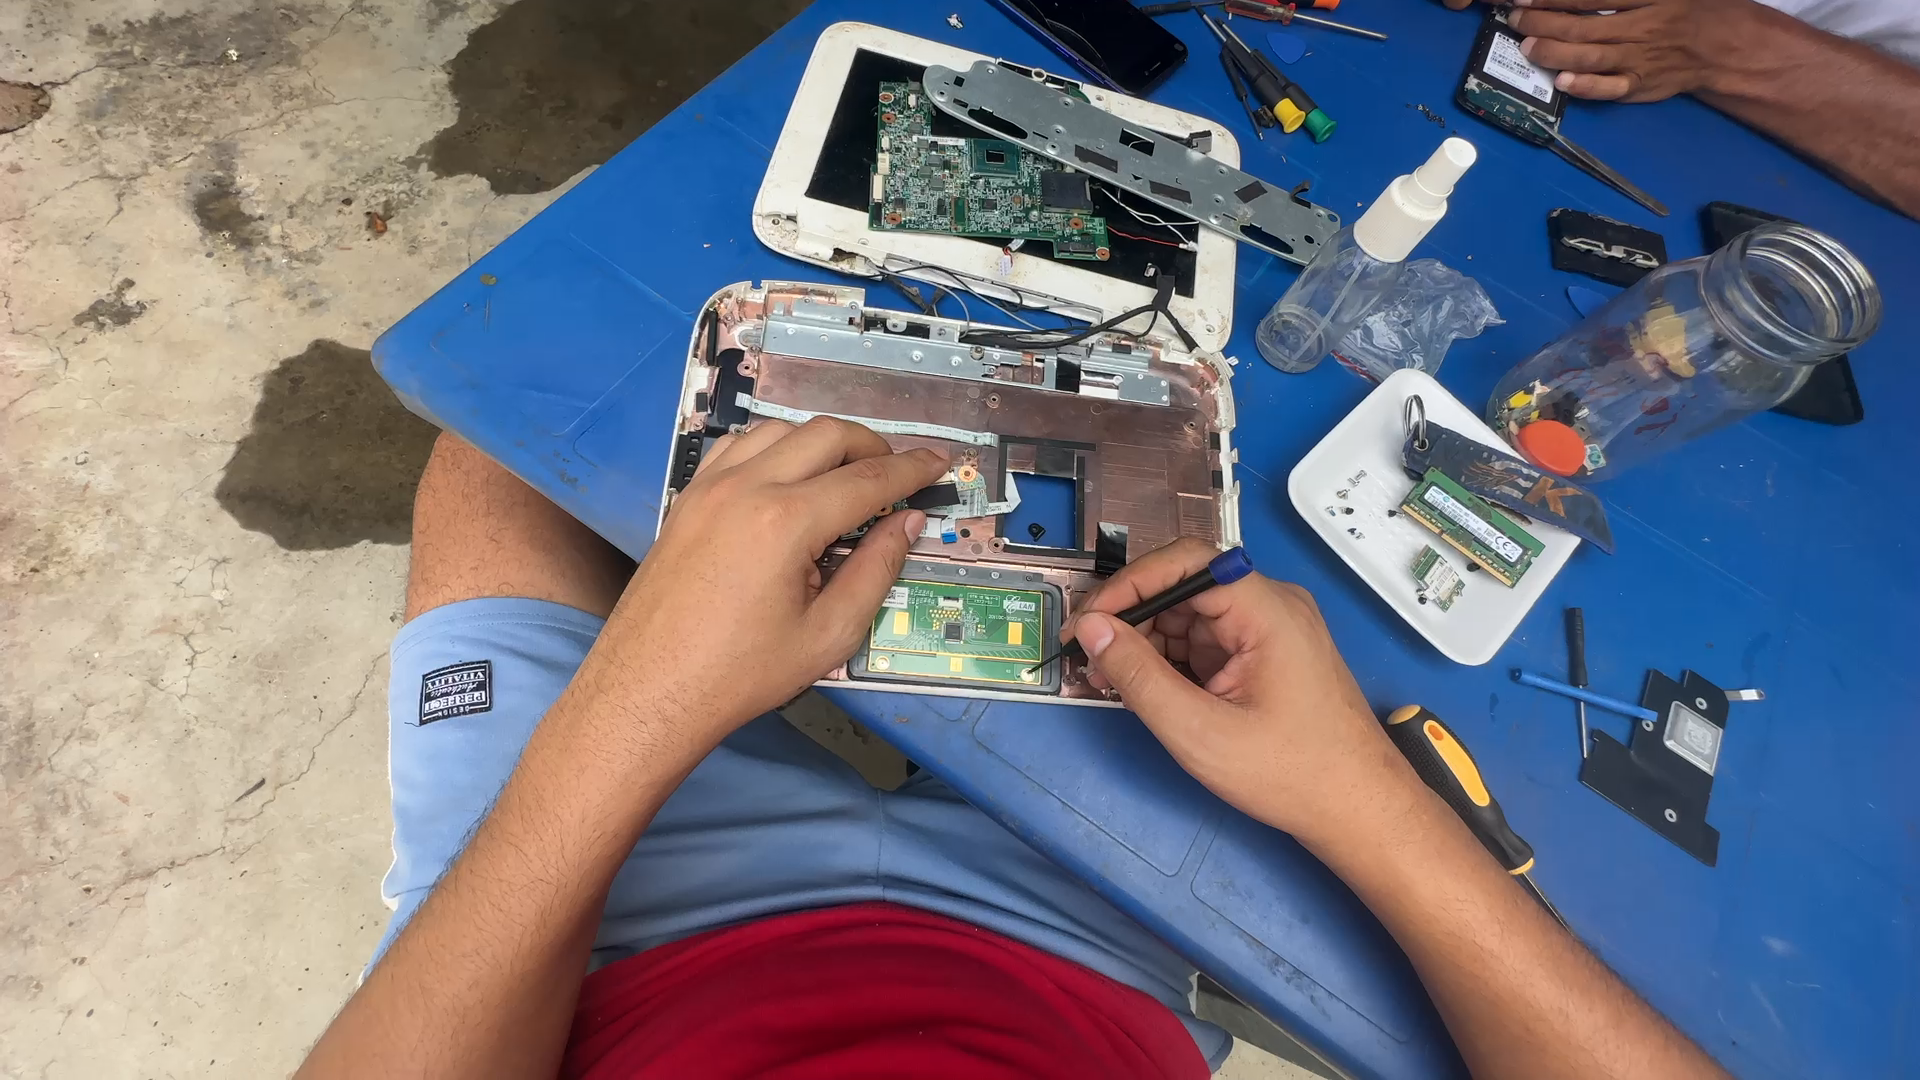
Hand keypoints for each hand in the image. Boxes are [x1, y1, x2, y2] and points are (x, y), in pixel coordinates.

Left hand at [587, 418, 947, 746]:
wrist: (648, 691)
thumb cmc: (743, 674)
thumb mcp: (828, 635)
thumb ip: (876, 570)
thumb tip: (907, 522)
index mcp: (786, 522)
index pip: (867, 478)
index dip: (912, 467)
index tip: (939, 461)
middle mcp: (747, 487)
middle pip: (826, 434)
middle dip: (872, 445)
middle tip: (896, 474)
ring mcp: (710, 486)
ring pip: (781, 430)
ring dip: (823, 442)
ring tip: (846, 475)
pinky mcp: (688, 497)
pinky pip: (738, 446)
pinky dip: (775, 447)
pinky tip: (787, 477)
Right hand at [1067, 539, 1415, 845]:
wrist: (1359, 814)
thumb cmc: (1287, 774)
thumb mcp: (1199, 730)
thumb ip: (1138, 675)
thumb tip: (1089, 627)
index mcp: (1266, 609)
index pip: (1185, 562)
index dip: (1130, 583)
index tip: (1087, 621)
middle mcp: (1269, 604)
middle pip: (1182, 586)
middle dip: (1130, 617)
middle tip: (1089, 656)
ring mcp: (1266, 628)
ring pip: (1186, 614)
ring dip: (1144, 640)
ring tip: (1108, 678)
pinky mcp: (1260, 652)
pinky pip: (1201, 638)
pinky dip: (1167, 657)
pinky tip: (1141, 685)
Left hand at [1444, 0, 1762, 102]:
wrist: (1729, 47)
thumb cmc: (1692, 12)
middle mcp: (1642, 27)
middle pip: (1583, 26)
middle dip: (1544, 22)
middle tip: (1515, 18)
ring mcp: (1637, 59)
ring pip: (1588, 56)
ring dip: (1554, 52)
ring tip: (1526, 46)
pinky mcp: (1637, 86)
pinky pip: (1608, 88)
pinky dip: (1585, 85)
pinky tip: (1562, 81)